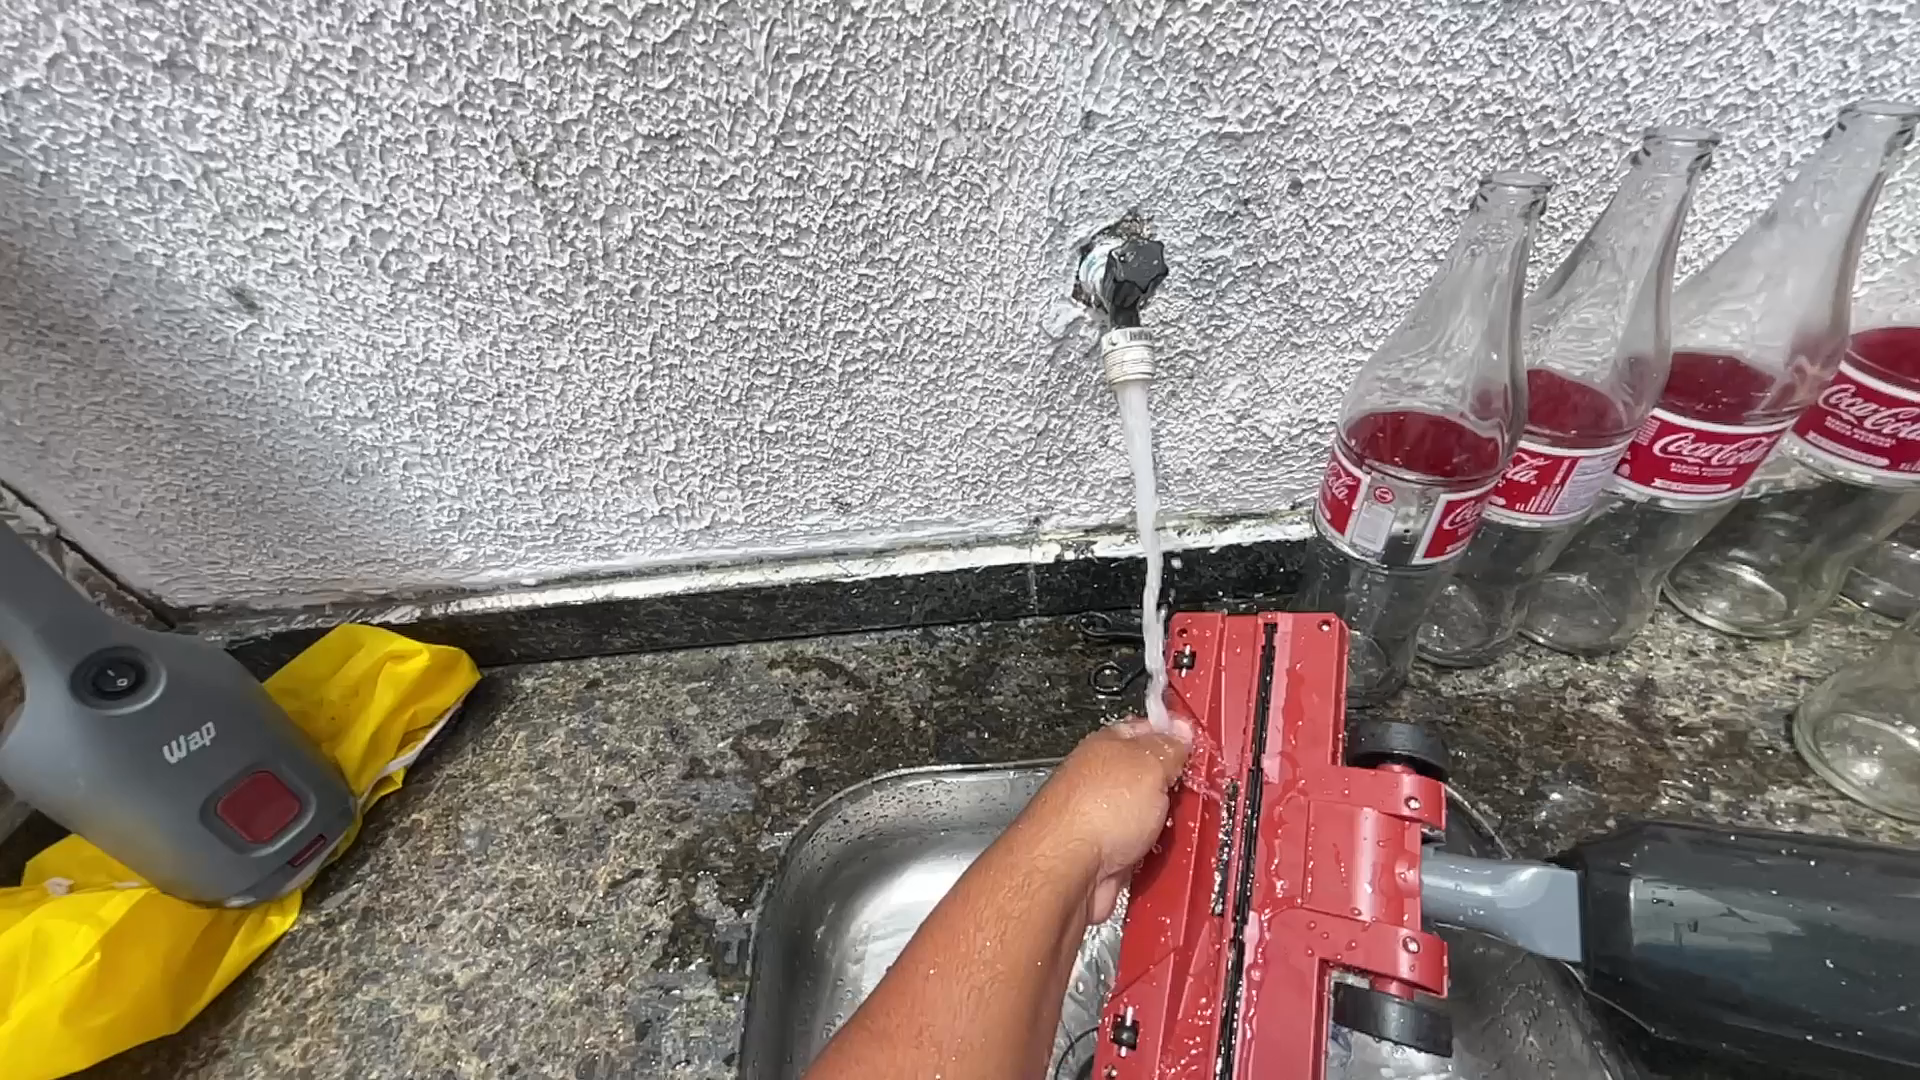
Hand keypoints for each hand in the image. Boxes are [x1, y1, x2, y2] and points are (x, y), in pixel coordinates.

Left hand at [1015, 716, 1192, 924]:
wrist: (1068, 871)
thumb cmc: (1092, 811)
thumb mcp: (1147, 765)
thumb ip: (1166, 747)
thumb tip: (1180, 732)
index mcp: (1108, 747)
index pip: (1147, 731)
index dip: (1173, 737)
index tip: (1197, 746)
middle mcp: (1103, 781)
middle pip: (1153, 779)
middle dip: (1176, 789)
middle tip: (1190, 794)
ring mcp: (1106, 820)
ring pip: (1153, 819)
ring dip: (1169, 827)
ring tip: (1174, 829)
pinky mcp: (1110, 856)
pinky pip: (1147, 852)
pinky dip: (1158, 857)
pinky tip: (1163, 857)